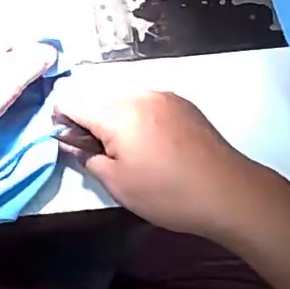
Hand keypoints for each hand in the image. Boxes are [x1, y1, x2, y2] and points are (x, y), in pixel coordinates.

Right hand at [50, 89, 283, 239]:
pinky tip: (154, 147)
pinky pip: (149, 106)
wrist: (228, 192)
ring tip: (130, 154)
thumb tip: (73, 142)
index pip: (74, 103)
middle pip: (101, 101)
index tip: (62, 138)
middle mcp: (139, 95)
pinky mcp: (184, 104)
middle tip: (100, 155)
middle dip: (92, 122)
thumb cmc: (167, 193)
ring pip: (126, 103)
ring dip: (118, 121)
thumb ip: (87, 157)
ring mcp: (165, 97)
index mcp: (118, 113)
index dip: (61, 120)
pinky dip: (141, 120)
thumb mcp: (117, 184)